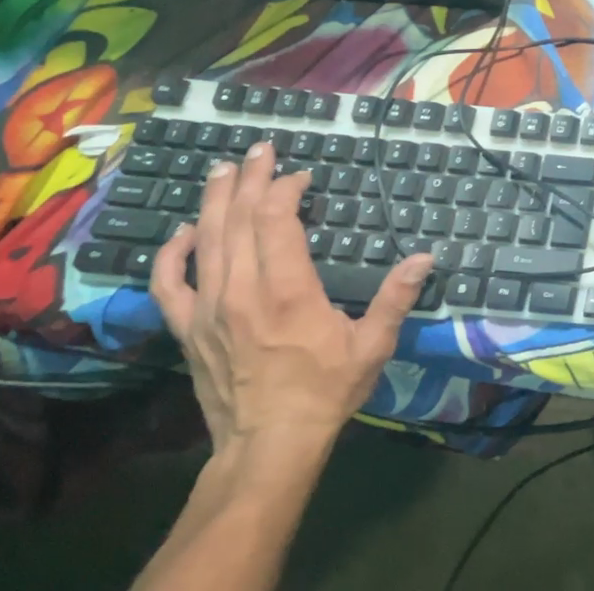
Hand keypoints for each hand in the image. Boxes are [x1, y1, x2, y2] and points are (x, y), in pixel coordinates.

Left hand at [150, 143, 434, 452]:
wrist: (269, 443)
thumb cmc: (326, 390)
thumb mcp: (373, 345)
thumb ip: (396, 298)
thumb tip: (424, 257)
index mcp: (287, 291)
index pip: (276, 221)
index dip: (285, 190)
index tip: (302, 176)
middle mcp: (241, 291)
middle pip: (237, 220)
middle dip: (250, 180)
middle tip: (261, 150)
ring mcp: (208, 310)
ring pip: (204, 241)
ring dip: (214, 201)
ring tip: (224, 170)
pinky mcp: (188, 330)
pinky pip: (169, 282)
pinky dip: (172, 252)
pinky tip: (184, 231)